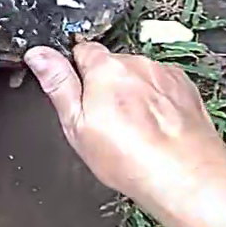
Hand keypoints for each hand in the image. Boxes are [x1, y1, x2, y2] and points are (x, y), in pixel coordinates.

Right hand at [23, 42, 225, 203]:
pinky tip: (157, 129)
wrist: (186, 176)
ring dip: (135, 94)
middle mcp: (136, 63)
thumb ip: (58, 83)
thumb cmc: (130, 157)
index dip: (76, 73)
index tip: (80, 97)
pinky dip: (159, 102)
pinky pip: (163, 87)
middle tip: (107, 123)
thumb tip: (39, 54)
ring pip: (139, 77)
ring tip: (136, 132)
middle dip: (107, 87)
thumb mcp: (76, 125)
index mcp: (105, 67)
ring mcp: (164, 74)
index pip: (81, 50)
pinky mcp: (185, 87)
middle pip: (112, 66)